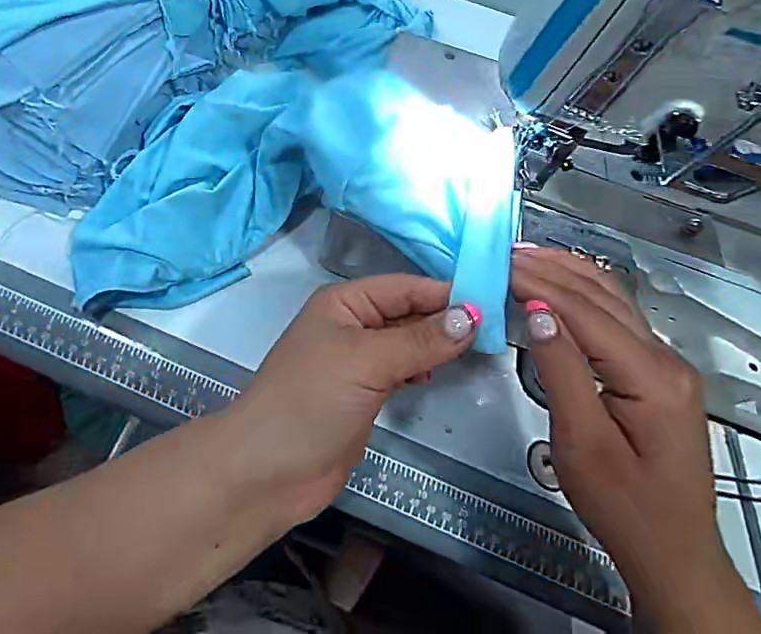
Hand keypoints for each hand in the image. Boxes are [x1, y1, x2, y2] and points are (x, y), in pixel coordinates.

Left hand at [226, 275, 479, 520]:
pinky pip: (402, 369)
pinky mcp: (363, 393)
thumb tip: (471, 316)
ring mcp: (357, 361)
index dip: (445, 294)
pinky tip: (438, 374)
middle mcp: (352, 324)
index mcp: (345, 302)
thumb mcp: (367, 361)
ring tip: (475, 349)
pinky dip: (422, 369)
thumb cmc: (310, 402)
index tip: (491, 303)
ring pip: (407, 342)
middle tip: (493, 329)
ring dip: (436, 345)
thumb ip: (421, 340)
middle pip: (408, 313)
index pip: (406, 287)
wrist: (267, 473)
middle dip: (445, 319)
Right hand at [513, 248, 760, 631]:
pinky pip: (618, 318)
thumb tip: (537, 311)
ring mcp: (666, 363)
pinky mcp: (658, 372)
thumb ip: (561, 372)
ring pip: (614, 299)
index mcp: (652, 376)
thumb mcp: (582, 446)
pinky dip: (584, 294)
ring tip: (529, 258)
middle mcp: (666, 359)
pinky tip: (562, 286)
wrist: (674, 555)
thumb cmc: (626, 509)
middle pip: (604, 295)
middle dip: (554, 269)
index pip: (587, 312)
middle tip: (509, 253)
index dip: (541, 284)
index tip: (502, 266)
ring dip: (570, 273)